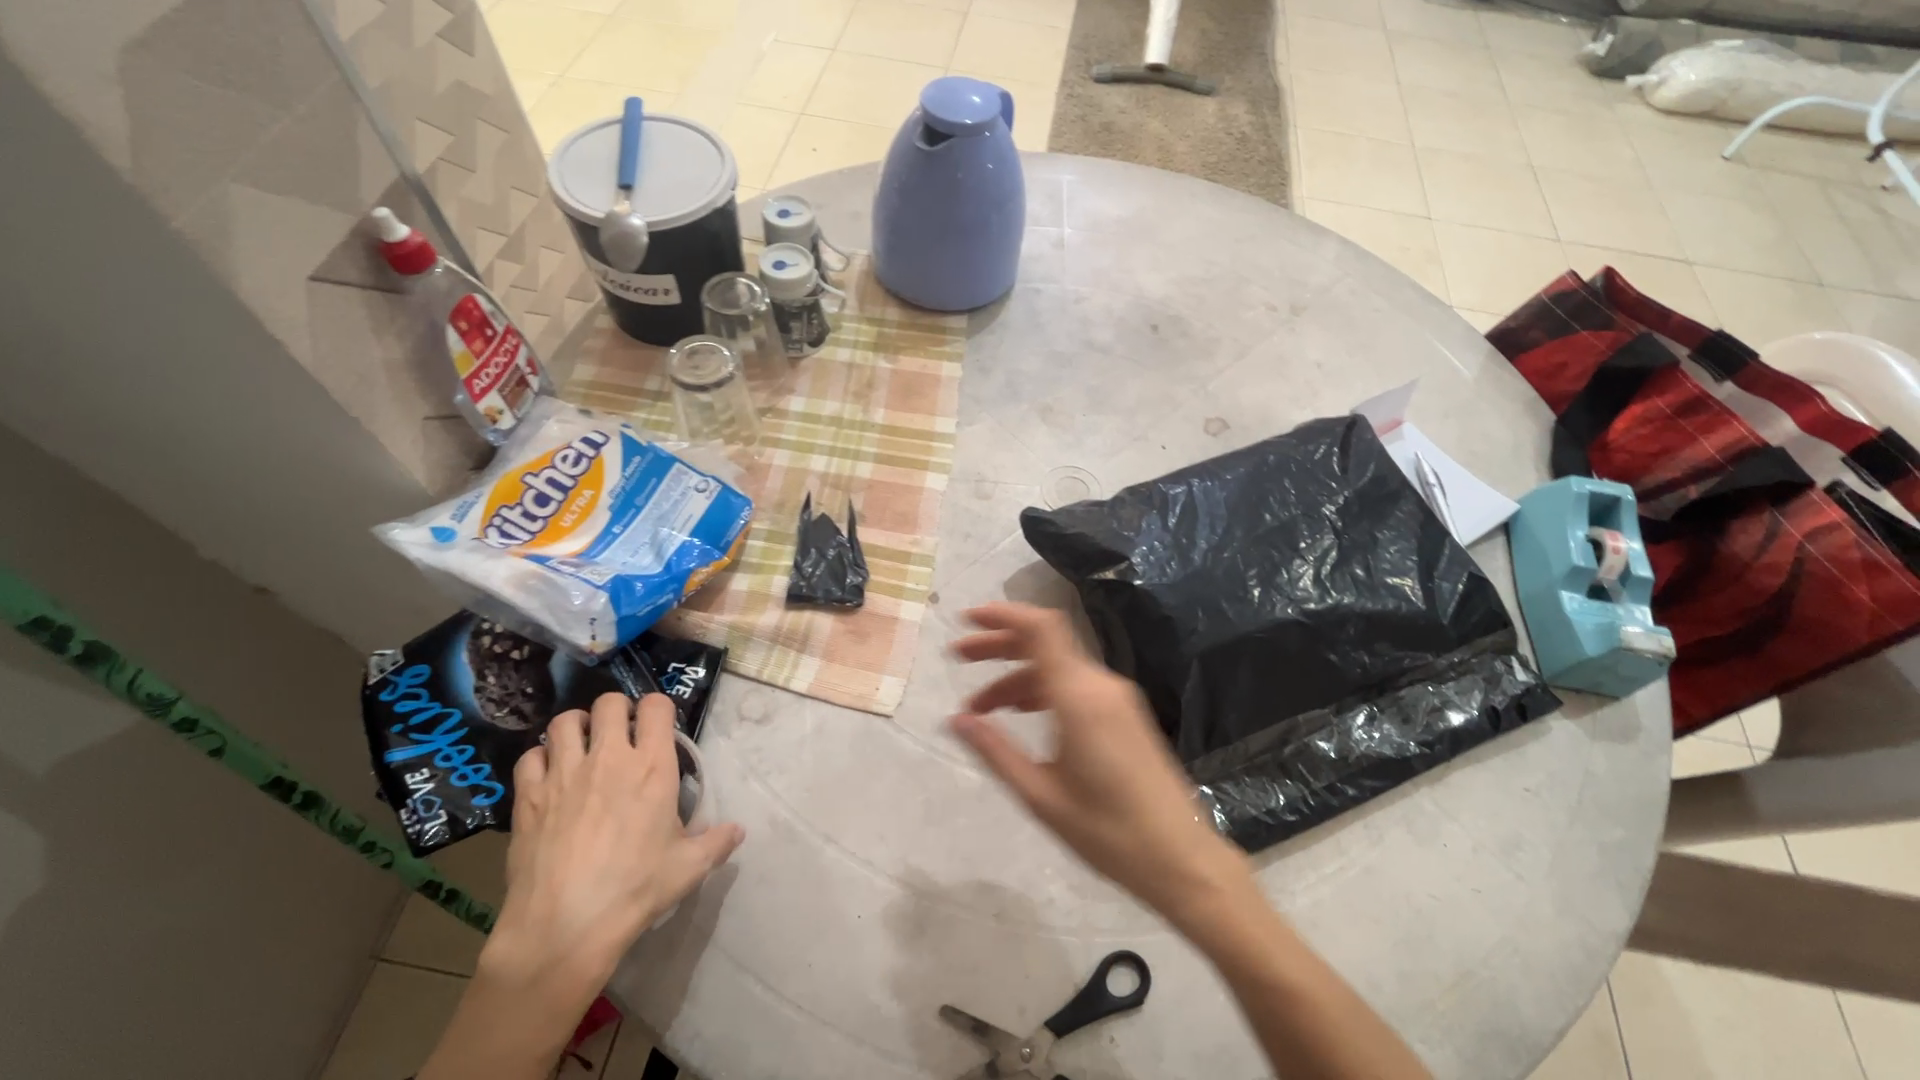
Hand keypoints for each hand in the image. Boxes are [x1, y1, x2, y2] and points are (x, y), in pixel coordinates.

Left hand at [482, 692, 743, 992]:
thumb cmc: (636, 889)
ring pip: (565, 722)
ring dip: (576, 727)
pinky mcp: (529, 796)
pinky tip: (548, 775)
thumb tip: (738, 830)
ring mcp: (563, 774)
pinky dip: (540, 758)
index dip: (658, 708)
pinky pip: (530, 756)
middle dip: (616, 710)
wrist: (566, 923)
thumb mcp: (689, 868)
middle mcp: (608, 758)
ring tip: (582, 745)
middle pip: (608, 703)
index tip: (658, 727)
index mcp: (652, 767)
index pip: (656, 707)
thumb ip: (716, 842)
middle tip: (620, 733)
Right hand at [948, 603, 1245, 924]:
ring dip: (1018, 676)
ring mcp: (1118, 700)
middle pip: (1045, 643)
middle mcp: (1101, 686)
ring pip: (1059, 667)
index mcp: (1080, 698)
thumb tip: (956, 721)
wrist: (1181, 858)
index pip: (1040, 629)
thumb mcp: (1040, 796)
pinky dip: (1043, 690)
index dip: (1002, 615)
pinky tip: (1021, 717)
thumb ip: (996, 751)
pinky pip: (1077, 686)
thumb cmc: (1108, 833)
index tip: (966, 620)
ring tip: (981, 707)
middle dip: (999, 645)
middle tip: (958, 659)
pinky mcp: (1126, 716)